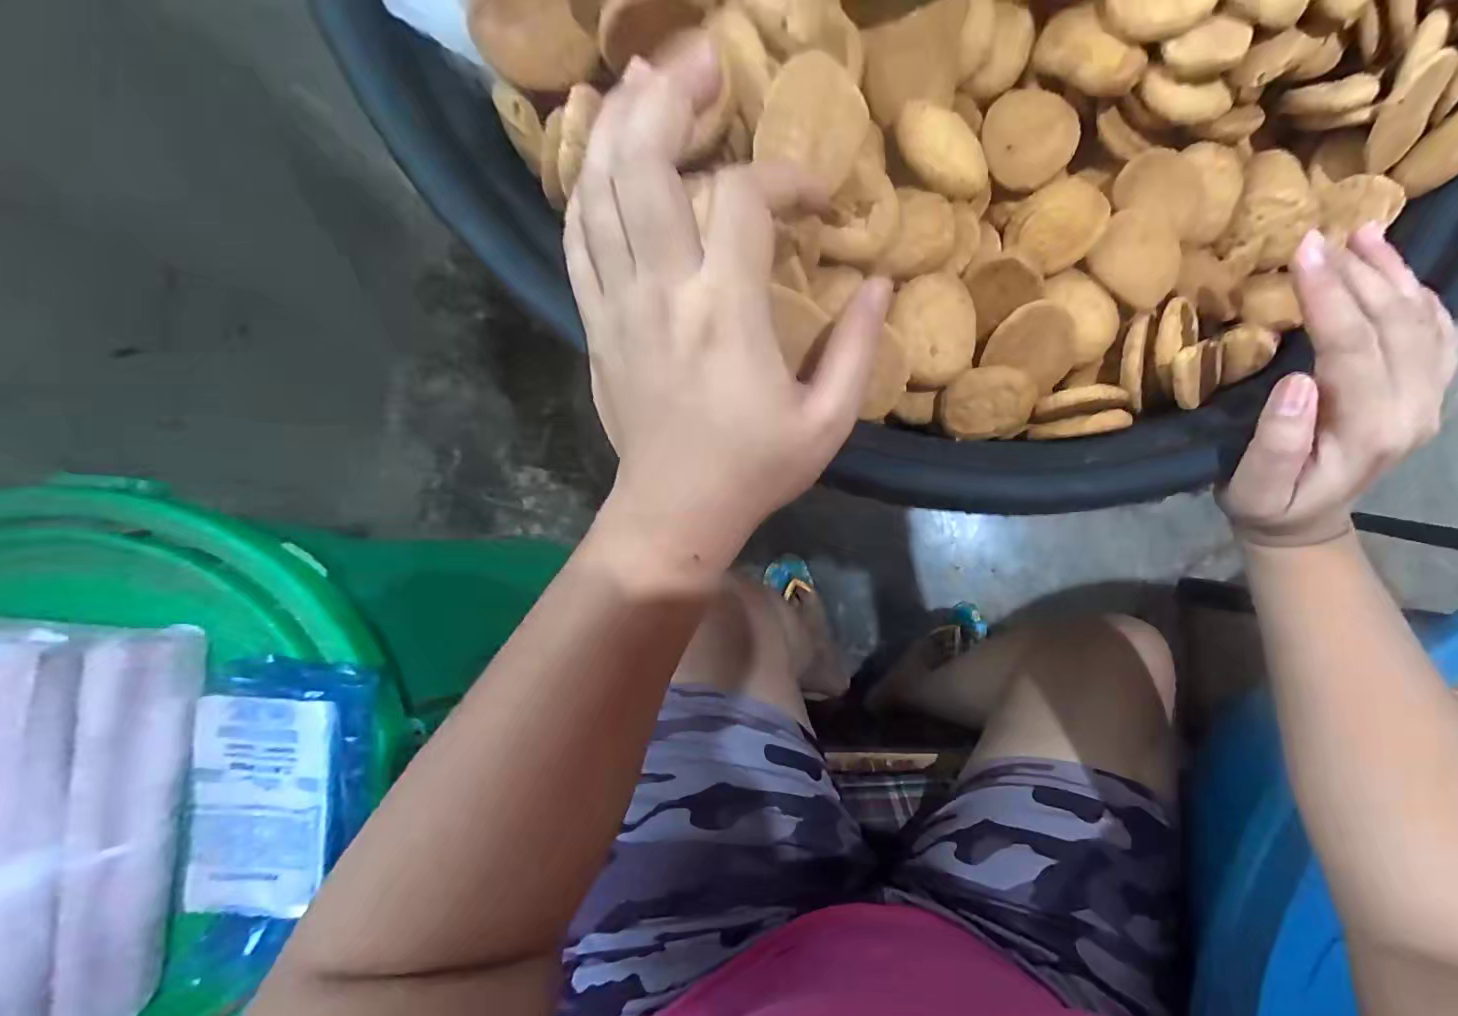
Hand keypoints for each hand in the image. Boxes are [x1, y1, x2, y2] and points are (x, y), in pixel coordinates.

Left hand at [565, 43, 891, 571]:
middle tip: (701, 61)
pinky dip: (585, 187)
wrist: (672, 512)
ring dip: (617, 124)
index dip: (785, 176)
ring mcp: (617, 306)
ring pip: (598, 191)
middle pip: (647, 164)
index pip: (745, 199)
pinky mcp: (593, 323)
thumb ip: (860, 348)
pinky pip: (577, 238)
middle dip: (670, 97)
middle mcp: (663, 294)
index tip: (815, 198)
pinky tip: (602, 158)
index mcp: (726, 315)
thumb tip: (880, 282)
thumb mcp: (828, 422)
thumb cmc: (753, 472)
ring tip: (642, 80)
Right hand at [1218, 225, 1457, 547]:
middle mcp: (1415, 408)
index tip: (1302, 253)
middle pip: (1395, 324)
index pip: (1354, 346)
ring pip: (1423, 320)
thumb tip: (1297, 381)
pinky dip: (1418, 294)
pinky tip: (1394, 272)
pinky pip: (1436, 332)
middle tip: (1320, 236)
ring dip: (1394, 273)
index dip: (1330, 297)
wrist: (1305, 523)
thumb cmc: (1267, 505)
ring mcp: (1429, 398)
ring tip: (1363, 234)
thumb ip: (1277, 443)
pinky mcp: (1425, 392)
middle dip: (1358, 274)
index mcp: (1370, 429)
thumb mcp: (1253, 488)